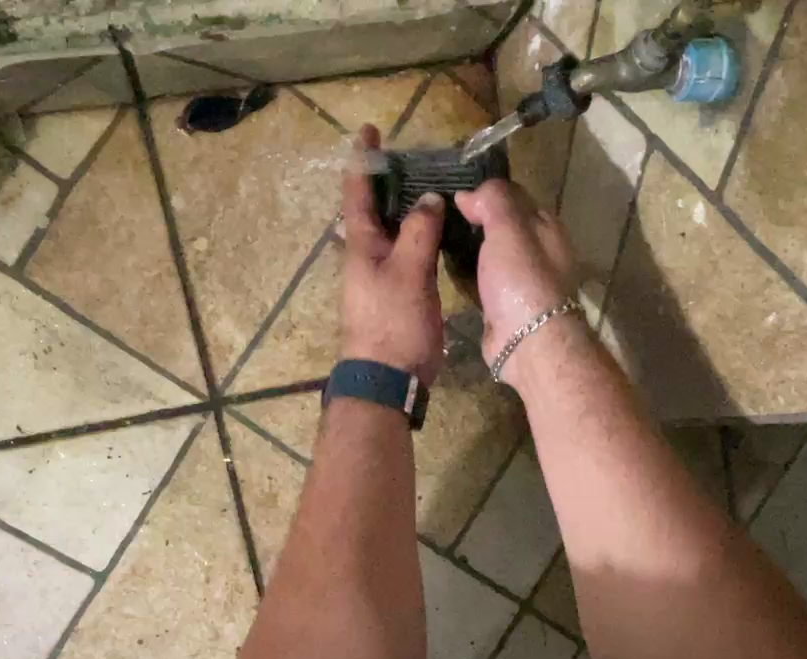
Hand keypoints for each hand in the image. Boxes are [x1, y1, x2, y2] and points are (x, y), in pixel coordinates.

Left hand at [341, 125, 445, 384]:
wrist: (389, 379)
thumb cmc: (392, 324)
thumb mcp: (406, 272)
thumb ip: (418, 231)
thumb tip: (430, 199)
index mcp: (362, 244)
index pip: (359, 192)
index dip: (364, 161)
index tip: (371, 131)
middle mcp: (370, 254)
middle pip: (380, 208)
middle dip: (395, 181)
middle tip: (422, 156)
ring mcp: (386, 275)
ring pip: (398, 231)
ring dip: (414, 207)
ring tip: (440, 184)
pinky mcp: (404, 293)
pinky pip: (413, 253)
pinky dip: (427, 236)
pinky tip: (447, 229)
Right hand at [454, 180, 578, 367]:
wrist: (528, 343)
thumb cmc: (522, 279)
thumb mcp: (509, 227)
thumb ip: (492, 201)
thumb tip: (467, 195)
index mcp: (546, 228)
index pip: (515, 197)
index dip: (487, 192)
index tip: (454, 192)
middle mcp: (538, 253)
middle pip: (502, 228)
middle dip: (475, 222)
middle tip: (439, 217)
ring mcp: (520, 283)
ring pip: (490, 256)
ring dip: (468, 250)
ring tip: (436, 240)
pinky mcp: (503, 307)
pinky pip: (482, 283)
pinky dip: (467, 276)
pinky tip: (446, 271)